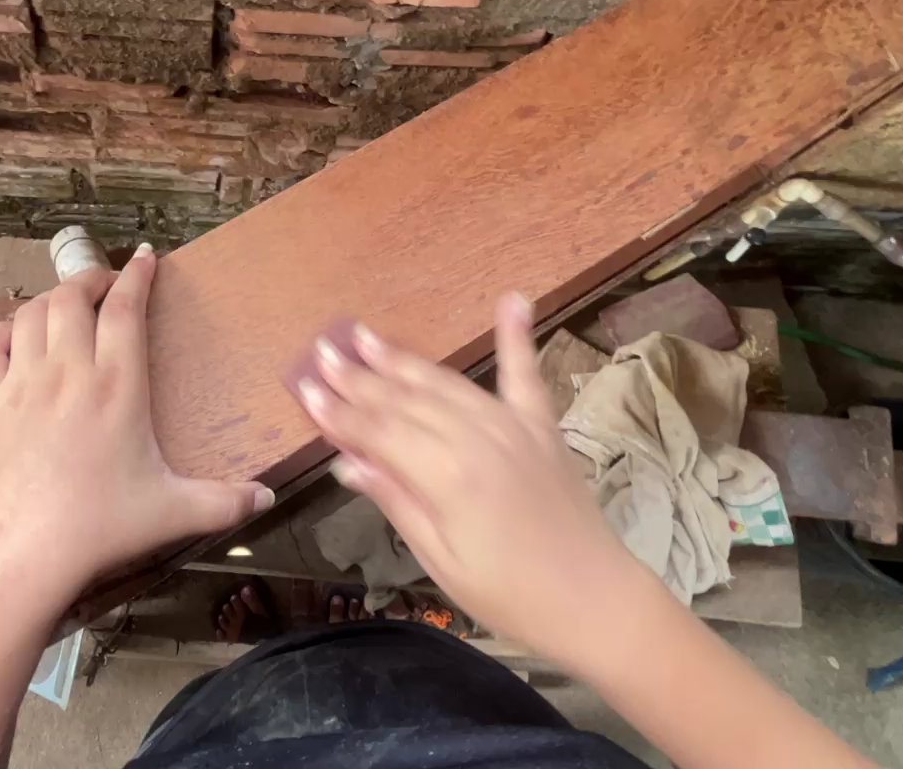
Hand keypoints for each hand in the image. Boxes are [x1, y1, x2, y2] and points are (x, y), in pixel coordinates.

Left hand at [0, 244, 274, 614]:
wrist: (19, 559)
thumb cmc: (100, 528)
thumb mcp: (172, 512)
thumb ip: (225, 501)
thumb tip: (269, 496)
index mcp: (116, 384)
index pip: (125, 308)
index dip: (137, 275)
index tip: (146, 257)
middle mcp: (67, 370)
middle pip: (73, 297)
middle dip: (92, 279)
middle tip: (108, 284)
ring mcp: (22, 383)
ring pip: (31, 313)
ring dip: (52, 299)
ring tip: (69, 306)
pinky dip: (2, 330)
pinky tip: (15, 337)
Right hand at [294, 293, 645, 652]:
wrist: (596, 602)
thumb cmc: (510, 595)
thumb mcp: (440, 559)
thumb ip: (396, 501)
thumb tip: (347, 462)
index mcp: (447, 475)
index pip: (377, 433)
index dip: (338, 413)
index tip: (306, 390)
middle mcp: (476, 437)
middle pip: (403, 400)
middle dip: (357, 377)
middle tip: (322, 352)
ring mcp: (510, 424)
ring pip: (442, 382)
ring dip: (400, 358)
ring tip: (363, 334)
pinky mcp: (539, 424)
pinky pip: (524, 373)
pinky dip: (517, 335)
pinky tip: (513, 299)